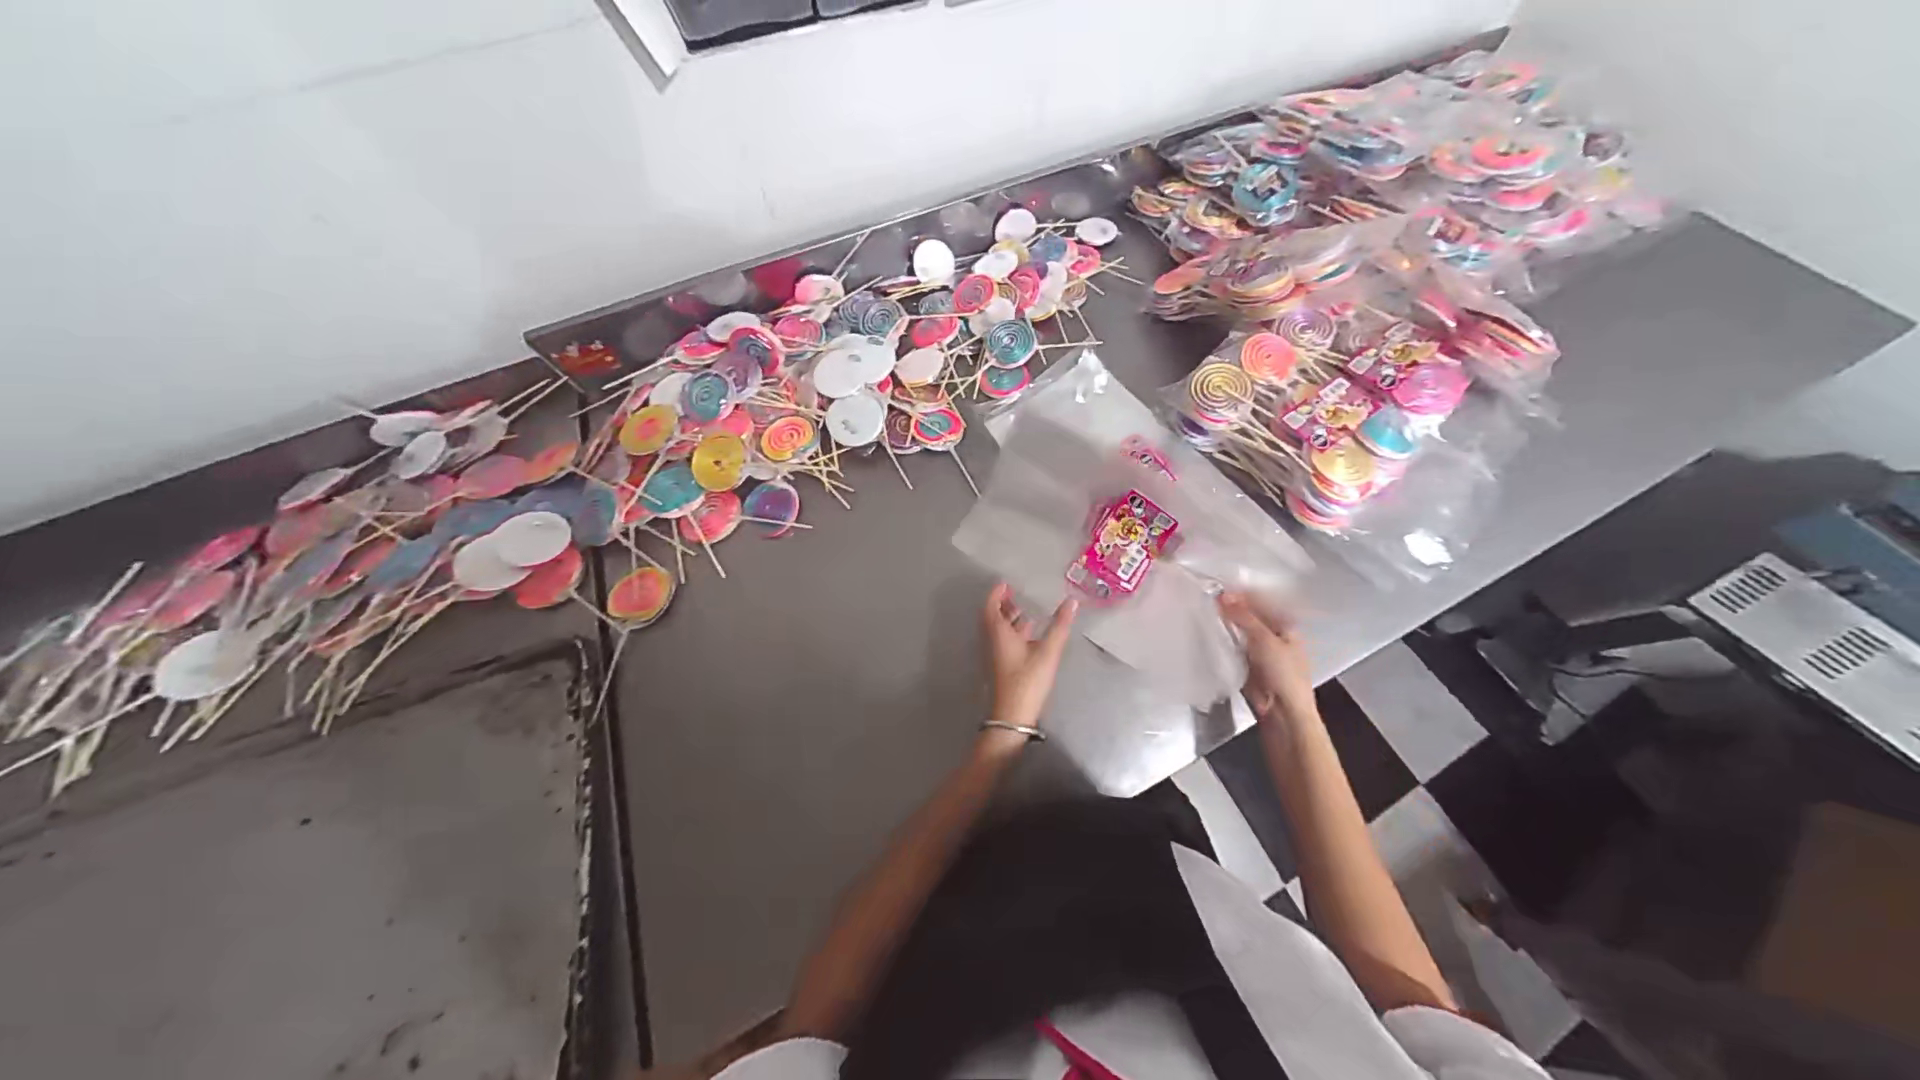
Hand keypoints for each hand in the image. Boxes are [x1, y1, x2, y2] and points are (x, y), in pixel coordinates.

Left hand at [982, 583, 1077, 732]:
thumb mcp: (1048, 651)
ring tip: (1026, 610)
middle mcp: (992, 640)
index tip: (1007, 583)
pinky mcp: (1000, 665)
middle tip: (1017, 593)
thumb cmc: (1027, 680)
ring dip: (1008, 618)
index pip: (991, 605)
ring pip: (998, 629)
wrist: (1012, 714)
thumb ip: (1060, 625)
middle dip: (1003, 603)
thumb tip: (1072, 602)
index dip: (997, 593)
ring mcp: (994, 654)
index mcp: (998, 632)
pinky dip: (1012, 631)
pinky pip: (1002, 640)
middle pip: (993, 616)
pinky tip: (1030, 634)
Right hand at [1218, 592, 1317, 725]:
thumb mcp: (1264, 640)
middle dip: (1229, 607)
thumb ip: (1243, 616)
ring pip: (1237, 629)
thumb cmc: (1284, 675)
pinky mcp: (1244, 662)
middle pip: (1248, 614)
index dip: (1240, 593)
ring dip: (1223, 622)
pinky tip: (1205, 632)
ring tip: (1201, 611)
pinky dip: (1219, 639)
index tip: (1218, 587)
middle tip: (1205, 597)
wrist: (1282, 713)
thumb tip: (1223, 594)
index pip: (1261, 600)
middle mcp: (1272, 633)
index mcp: (1285, 624)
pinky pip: (1230, 645)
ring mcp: (1258, 648)